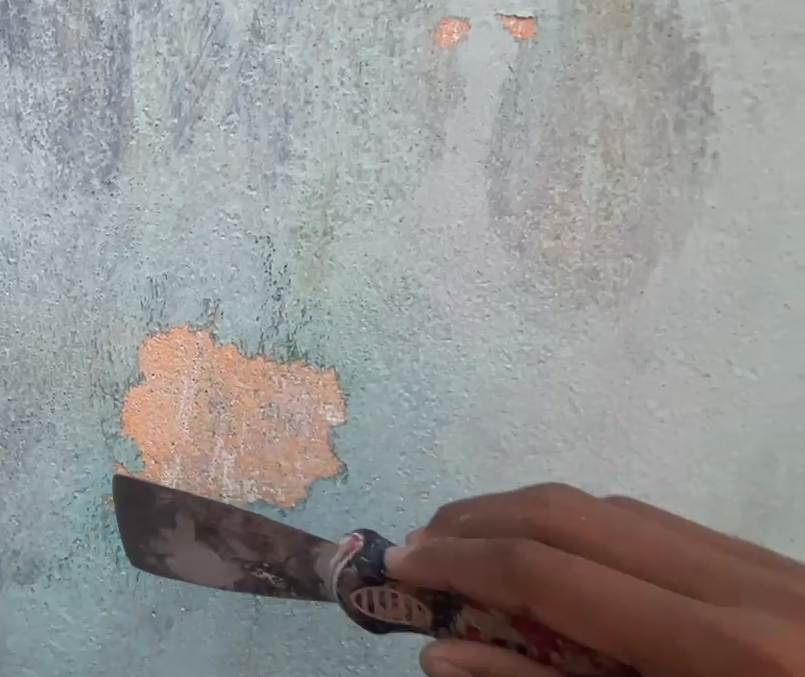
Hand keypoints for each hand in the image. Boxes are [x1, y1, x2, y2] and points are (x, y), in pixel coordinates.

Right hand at [387, 483, 804, 676]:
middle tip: (418, 548)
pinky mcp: (786, 569)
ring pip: (605, 504)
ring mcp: (776, 569)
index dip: (453, 564)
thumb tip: (441, 657)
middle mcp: (750, 589)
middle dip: (472, 522)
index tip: (395, 566)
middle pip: (563, 512)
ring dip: (518, 517)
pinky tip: (560, 561)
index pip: (546, 572)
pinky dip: (581, 528)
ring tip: (472, 547)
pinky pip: (655, 523)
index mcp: (732, 652)